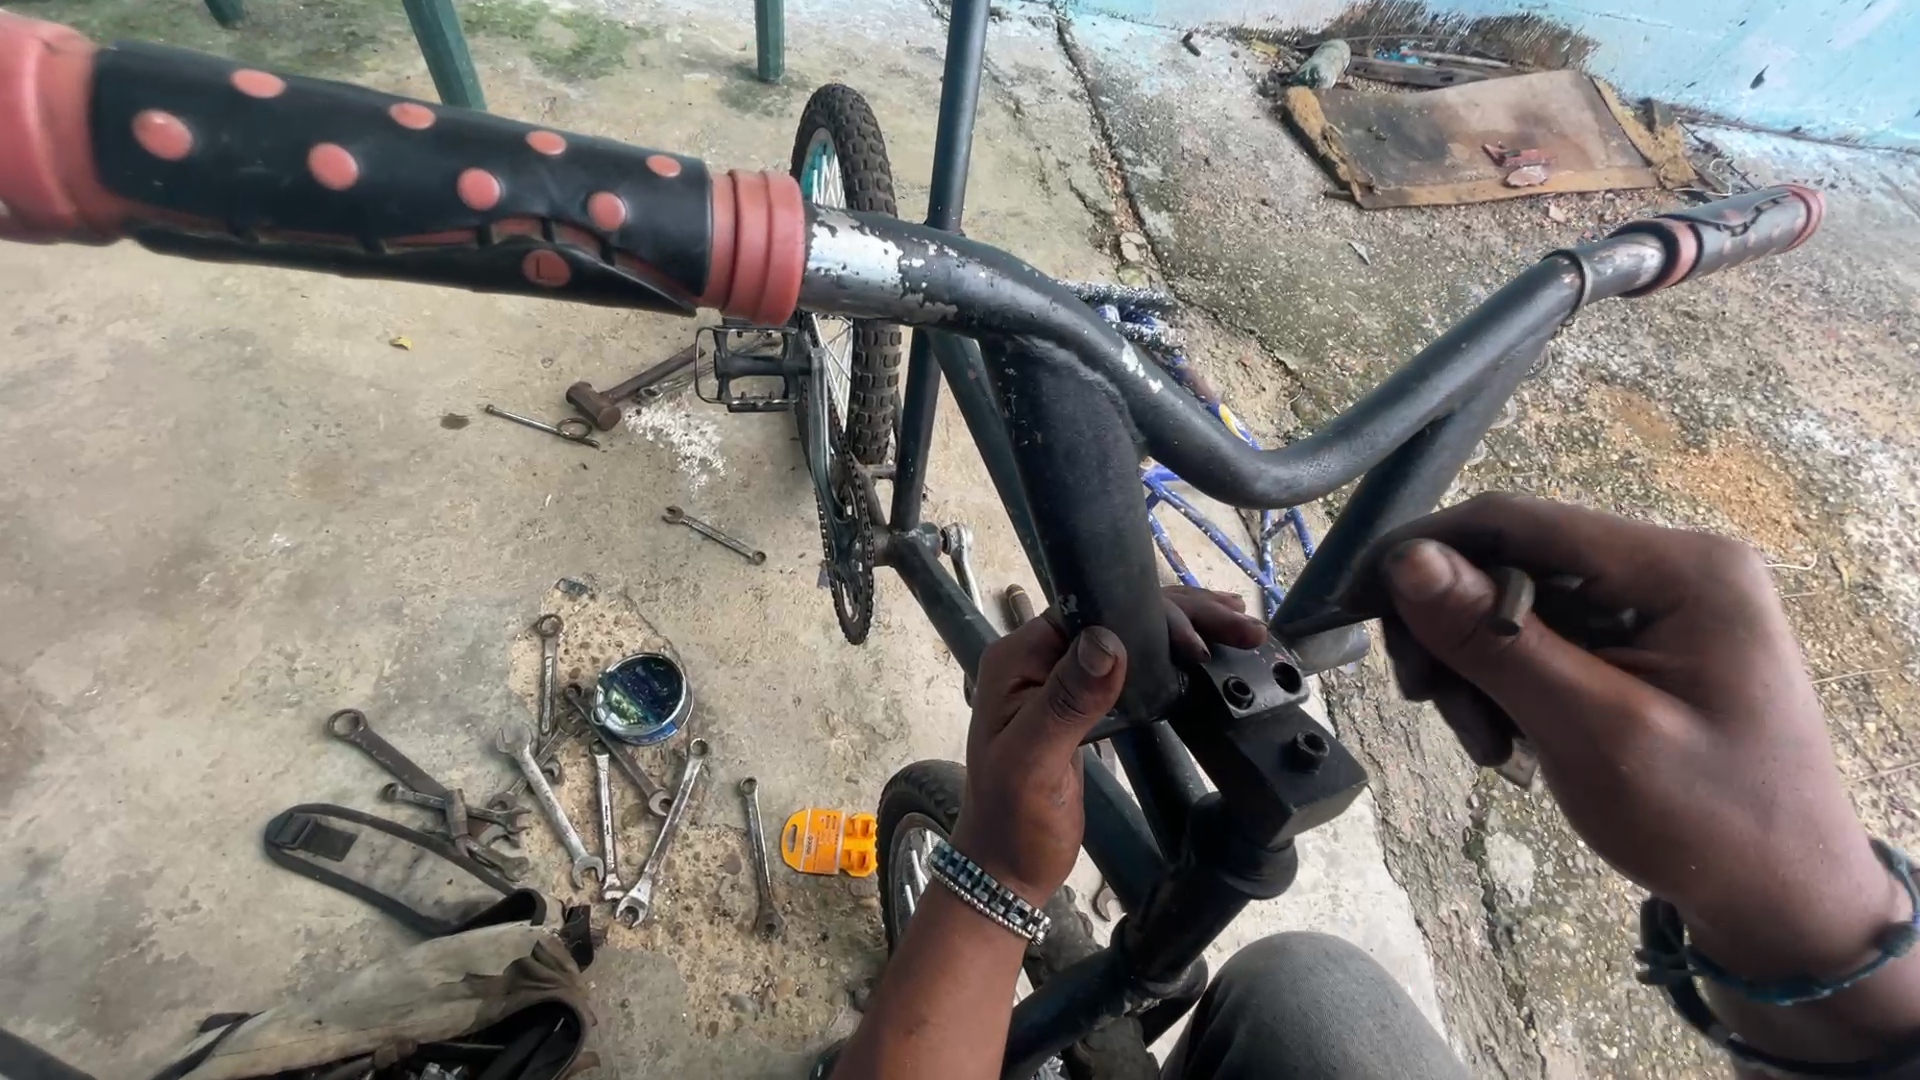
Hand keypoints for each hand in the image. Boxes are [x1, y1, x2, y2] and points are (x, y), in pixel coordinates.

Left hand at [952, 587, 1266, 903]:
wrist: (1007, 868)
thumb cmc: (1014, 821)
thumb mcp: (1035, 761)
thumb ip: (1068, 700)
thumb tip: (1109, 642)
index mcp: (1020, 658)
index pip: (1090, 609)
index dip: (1148, 612)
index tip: (1200, 635)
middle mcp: (1039, 657)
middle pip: (1114, 614)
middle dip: (1179, 616)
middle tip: (1243, 625)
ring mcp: (1062, 679)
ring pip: (1127, 636)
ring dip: (1181, 631)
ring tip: (1239, 629)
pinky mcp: (1083, 703)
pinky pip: (1129, 666)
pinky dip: (1168, 658)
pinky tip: (1204, 657)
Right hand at [1357, 494, 1915, 1056]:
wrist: (1780, 902)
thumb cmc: (1708, 821)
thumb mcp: (1591, 730)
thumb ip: (1494, 640)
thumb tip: (1403, 560)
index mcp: (1675, 568)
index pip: (1511, 521)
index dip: (1418, 551)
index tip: (1354, 604)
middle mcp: (1653, 566)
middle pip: (1494, 561)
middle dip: (1442, 629)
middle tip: (1423, 696)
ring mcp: (1635, 601)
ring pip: (1491, 602)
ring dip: (1461, 666)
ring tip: (1479, 736)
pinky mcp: (1614, 636)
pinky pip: (1514, 636)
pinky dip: (1486, 682)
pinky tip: (1500, 733)